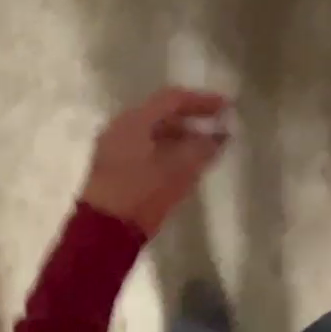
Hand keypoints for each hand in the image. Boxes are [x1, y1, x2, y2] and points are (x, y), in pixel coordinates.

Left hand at [81, 87, 229, 235]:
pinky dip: (167, 151)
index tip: (227, 108)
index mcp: (134, 120)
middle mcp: (121, 127)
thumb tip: (222, 135)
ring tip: (206, 149)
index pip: (172, 99)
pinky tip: (184, 165)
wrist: (104, 231)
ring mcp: (113, 147)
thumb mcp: (179, 170)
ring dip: (180, 138)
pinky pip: (144, 149)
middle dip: (192, 120)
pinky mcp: (112, 169)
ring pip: (153, 134)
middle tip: (218, 128)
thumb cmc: (142, 193)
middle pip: (161, 115)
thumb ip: (203, 148)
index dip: (202, 101)